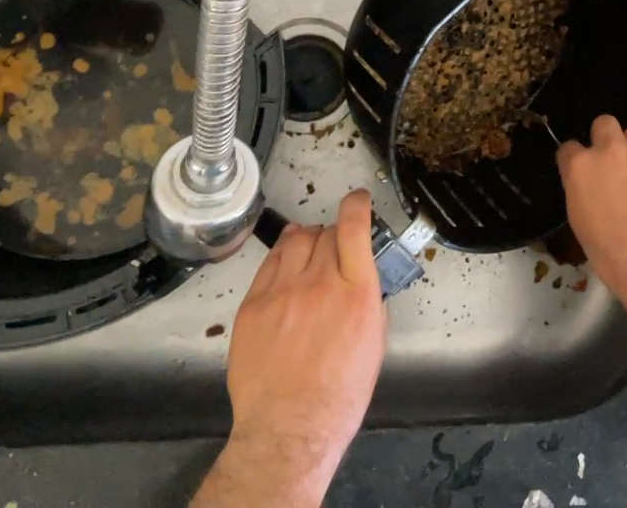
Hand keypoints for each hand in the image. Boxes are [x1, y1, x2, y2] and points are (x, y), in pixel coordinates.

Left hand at [225, 189, 384, 458]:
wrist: (290, 427)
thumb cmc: (338, 395)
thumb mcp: (373, 341)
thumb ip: (367, 299)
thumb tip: (360, 276)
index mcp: (356, 293)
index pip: (354, 227)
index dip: (356, 205)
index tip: (358, 200)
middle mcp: (319, 284)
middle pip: (325, 232)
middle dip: (333, 234)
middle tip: (334, 250)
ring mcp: (282, 292)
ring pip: (295, 239)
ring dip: (307, 240)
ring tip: (309, 254)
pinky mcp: (253, 305)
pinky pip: (269, 264)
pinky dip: (282, 259)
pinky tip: (286, 271)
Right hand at [557, 115, 626, 303]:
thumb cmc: (612, 255)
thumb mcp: (581, 221)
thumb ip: (583, 190)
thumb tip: (594, 185)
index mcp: (581, 166)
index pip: (570, 148)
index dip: (579, 160)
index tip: (588, 173)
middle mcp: (611, 148)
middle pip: (605, 124)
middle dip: (610, 140)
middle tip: (620, 165)